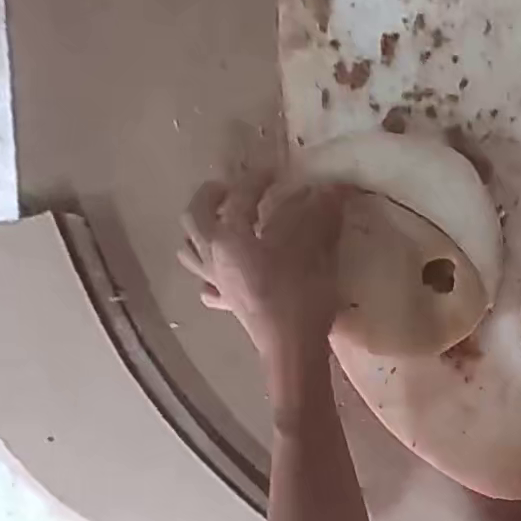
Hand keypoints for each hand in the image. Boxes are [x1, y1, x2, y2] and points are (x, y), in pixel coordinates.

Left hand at [177, 176, 347, 362]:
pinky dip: (211, 278)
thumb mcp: (312, 249)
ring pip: (191, 253)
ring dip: (199, 235)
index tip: (277, 171)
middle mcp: (215, 257)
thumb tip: (329, 189)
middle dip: (209, 198)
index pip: (241, 197)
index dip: (259, 179)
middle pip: (195, 218)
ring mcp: (219, 285)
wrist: (292, 350)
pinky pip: (209, 289)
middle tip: (228, 190)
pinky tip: (222, 277)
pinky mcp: (230, 308)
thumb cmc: (299, 296)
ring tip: (216, 227)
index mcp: (229, 237)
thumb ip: (317, 215)